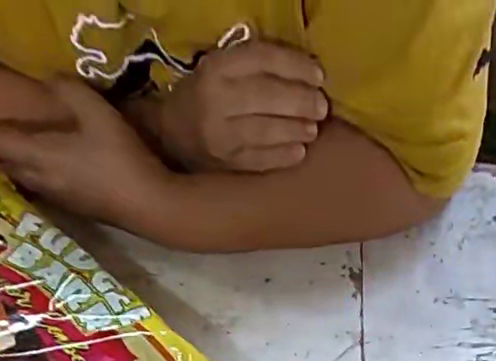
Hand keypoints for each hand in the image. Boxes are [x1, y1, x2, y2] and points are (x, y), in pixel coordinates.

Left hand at [0, 78, 173, 228]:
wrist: (153, 208)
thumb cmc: (122, 160)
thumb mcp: (96, 113)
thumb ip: (67, 90)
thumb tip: (50, 79)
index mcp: (39, 154)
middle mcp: (43, 179)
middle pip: (4, 165)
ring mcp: (63, 198)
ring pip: (24, 178)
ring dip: (10, 167)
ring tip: (1, 155)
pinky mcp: (82, 208)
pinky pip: (46, 188)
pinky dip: (35, 176)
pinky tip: (44, 170)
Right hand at [153, 41, 326, 172]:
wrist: (173, 135)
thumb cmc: (208, 97)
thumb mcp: (224, 71)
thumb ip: (256, 69)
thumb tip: (306, 76)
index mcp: (216, 68)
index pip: (262, 60)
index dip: (295, 65)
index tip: (319, 74)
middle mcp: (216, 100)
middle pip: (267, 96)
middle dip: (301, 100)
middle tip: (322, 106)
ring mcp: (221, 136)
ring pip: (266, 130)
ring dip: (296, 129)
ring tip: (313, 129)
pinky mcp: (226, 164)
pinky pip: (261, 160)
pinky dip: (283, 156)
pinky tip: (300, 152)